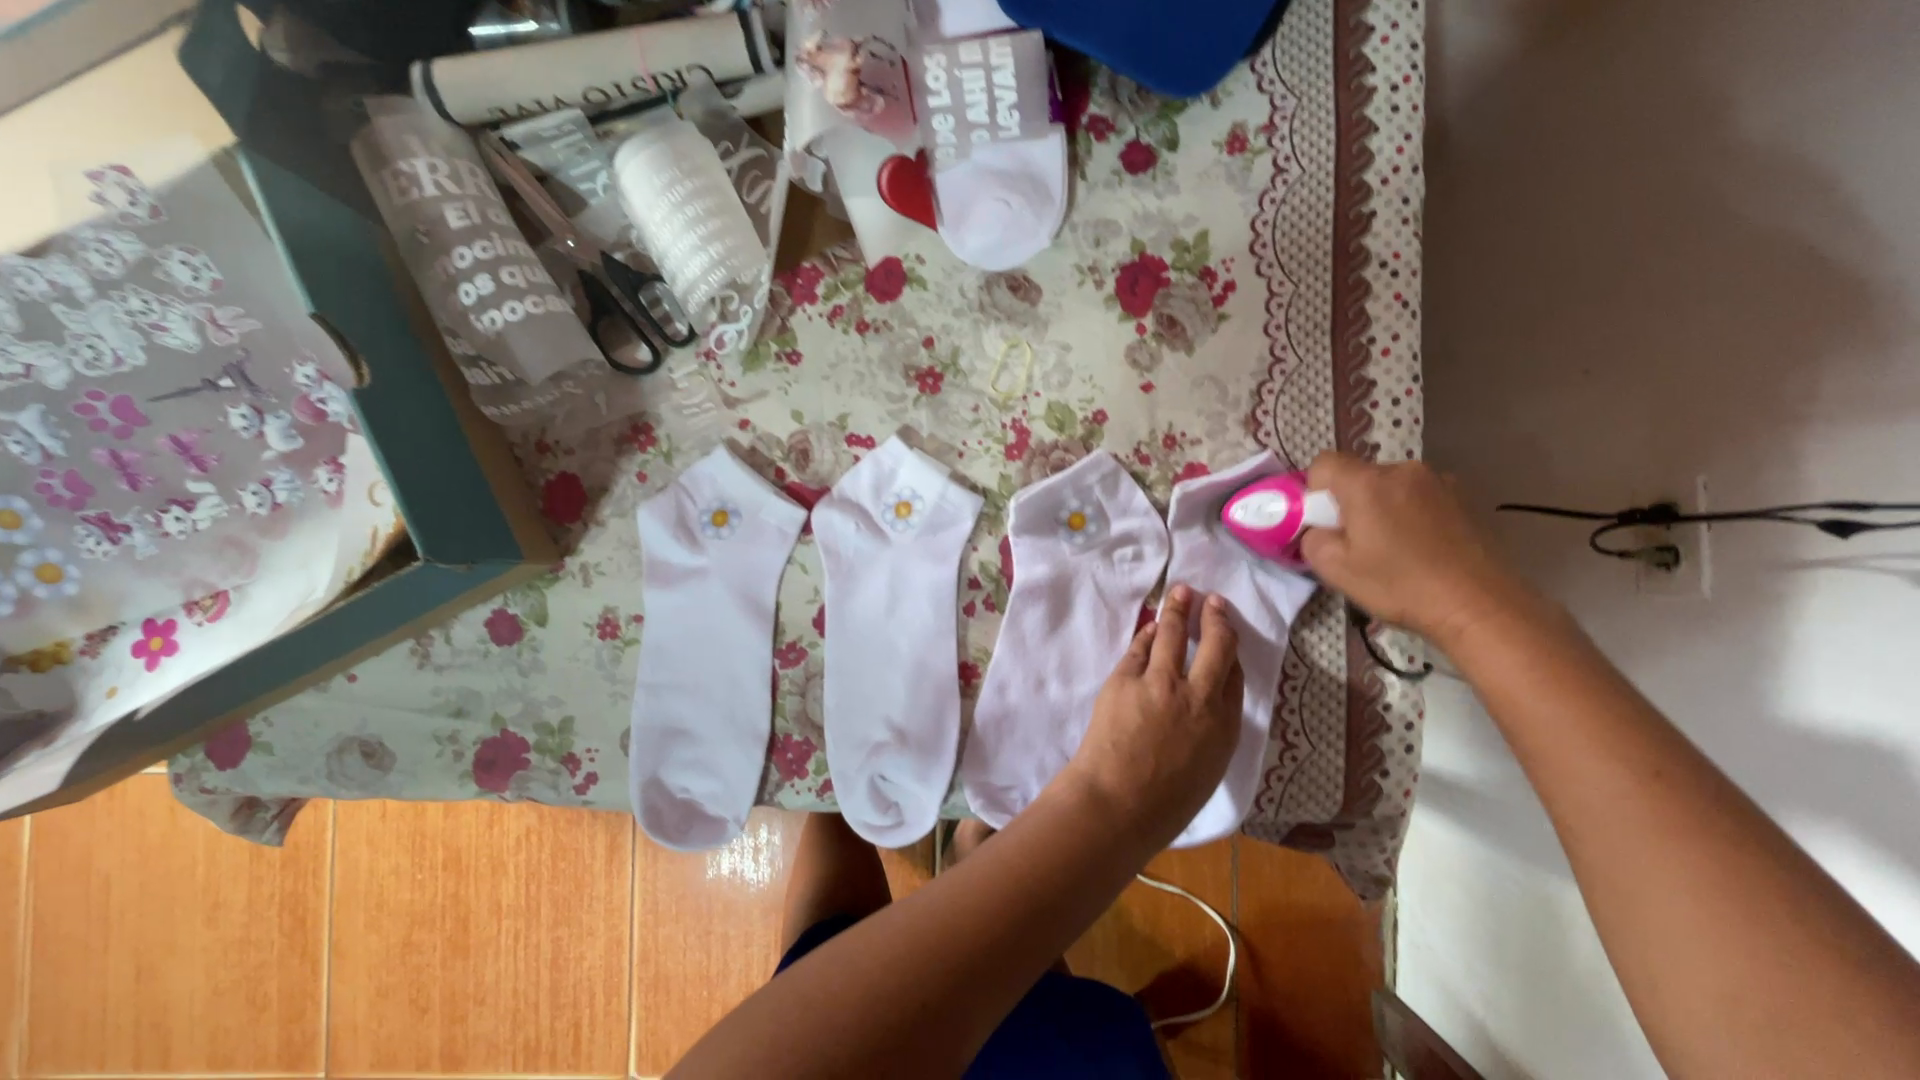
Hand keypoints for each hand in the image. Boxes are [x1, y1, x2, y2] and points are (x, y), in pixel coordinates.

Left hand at [1059, 585, 1244, 851]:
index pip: (1235, 676)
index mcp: (1224, 725)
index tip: (1226, 637)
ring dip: (1178, 609)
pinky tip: (1149, 626)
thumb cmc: (1163, 804)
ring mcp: (1160, 682)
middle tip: (1214, 601)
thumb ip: (1213, 732)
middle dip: (1216, 618)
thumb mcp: (1208, 770)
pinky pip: (1140, 648)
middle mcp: (1199, 696)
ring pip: (1173, 634)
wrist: (1116, 805)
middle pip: (1215, 644)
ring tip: (1181, 591)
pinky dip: (1147, 633)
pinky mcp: (1125, 678)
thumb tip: (1206, 706)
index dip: (1230, 652)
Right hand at [1301, 451, 1532, 647]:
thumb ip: (1312, 538)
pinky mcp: (1464, 497)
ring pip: (1392, 487)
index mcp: (1367, 483)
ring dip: (1384, 508)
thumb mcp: (1336, 570)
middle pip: (1360, 475)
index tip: (1326, 524)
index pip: (1323, 463)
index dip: (1315, 491)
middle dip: (1351, 502)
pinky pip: (1420, 497)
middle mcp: (1403, 470)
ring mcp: (1439, 481)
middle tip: (1359, 544)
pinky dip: (1413, 514)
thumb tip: (1319, 529)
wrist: (1480, 605)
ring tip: (1396, 549)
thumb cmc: (1401, 586)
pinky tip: (1424, 548)